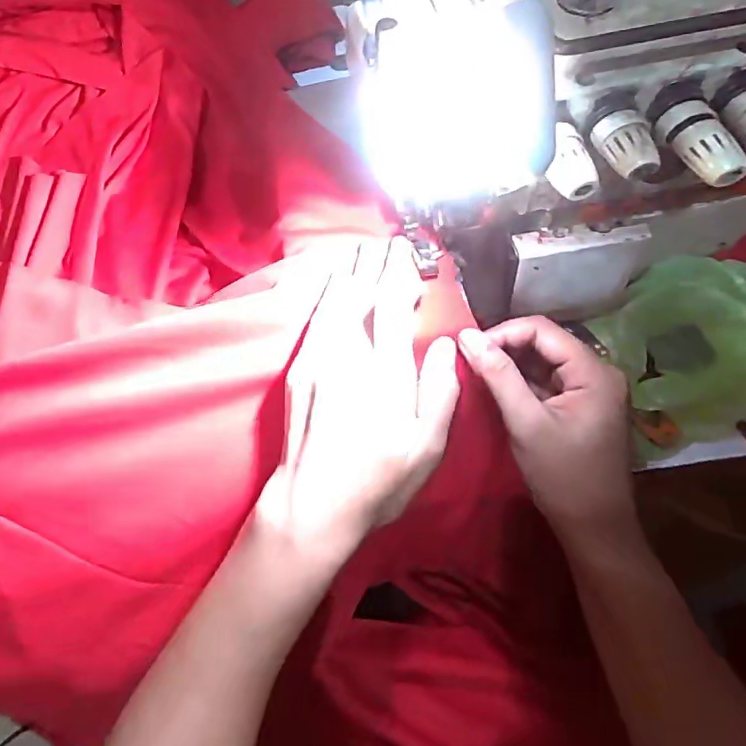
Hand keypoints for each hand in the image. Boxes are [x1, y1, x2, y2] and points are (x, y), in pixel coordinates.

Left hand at [253, 239, 460, 567]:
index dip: (399, 275)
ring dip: (349, 272)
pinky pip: (314, 318)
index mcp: (386, 374)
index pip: (391, 307)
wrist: (311, 503)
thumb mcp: (426, 449)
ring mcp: (319, 361)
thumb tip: (444, 345)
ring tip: (360, 251)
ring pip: (334, 302)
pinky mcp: (300, 370)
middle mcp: (349, 358)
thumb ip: (439, 392)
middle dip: (374, 264)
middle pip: (360, 295)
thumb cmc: (378, 482)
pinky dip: (325, 294)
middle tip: (385, 242)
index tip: (407, 255)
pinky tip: (331, 284)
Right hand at [457, 317, 636, 536]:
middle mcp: (599, 372)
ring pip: (545, 359)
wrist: (595, 528)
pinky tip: (499, 388)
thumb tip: (467, 335)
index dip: (503, 333)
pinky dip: (524, 380)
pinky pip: (550, 379)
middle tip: (471, 361)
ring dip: (512, 363)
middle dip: (505, 346)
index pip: (542, 330)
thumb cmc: (563, 477)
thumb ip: (498, 375)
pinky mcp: (584, 404)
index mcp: (594, 372)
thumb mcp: (526, 423)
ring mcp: (593, 389)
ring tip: (479, 372)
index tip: (470, 349)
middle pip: (545, 341)